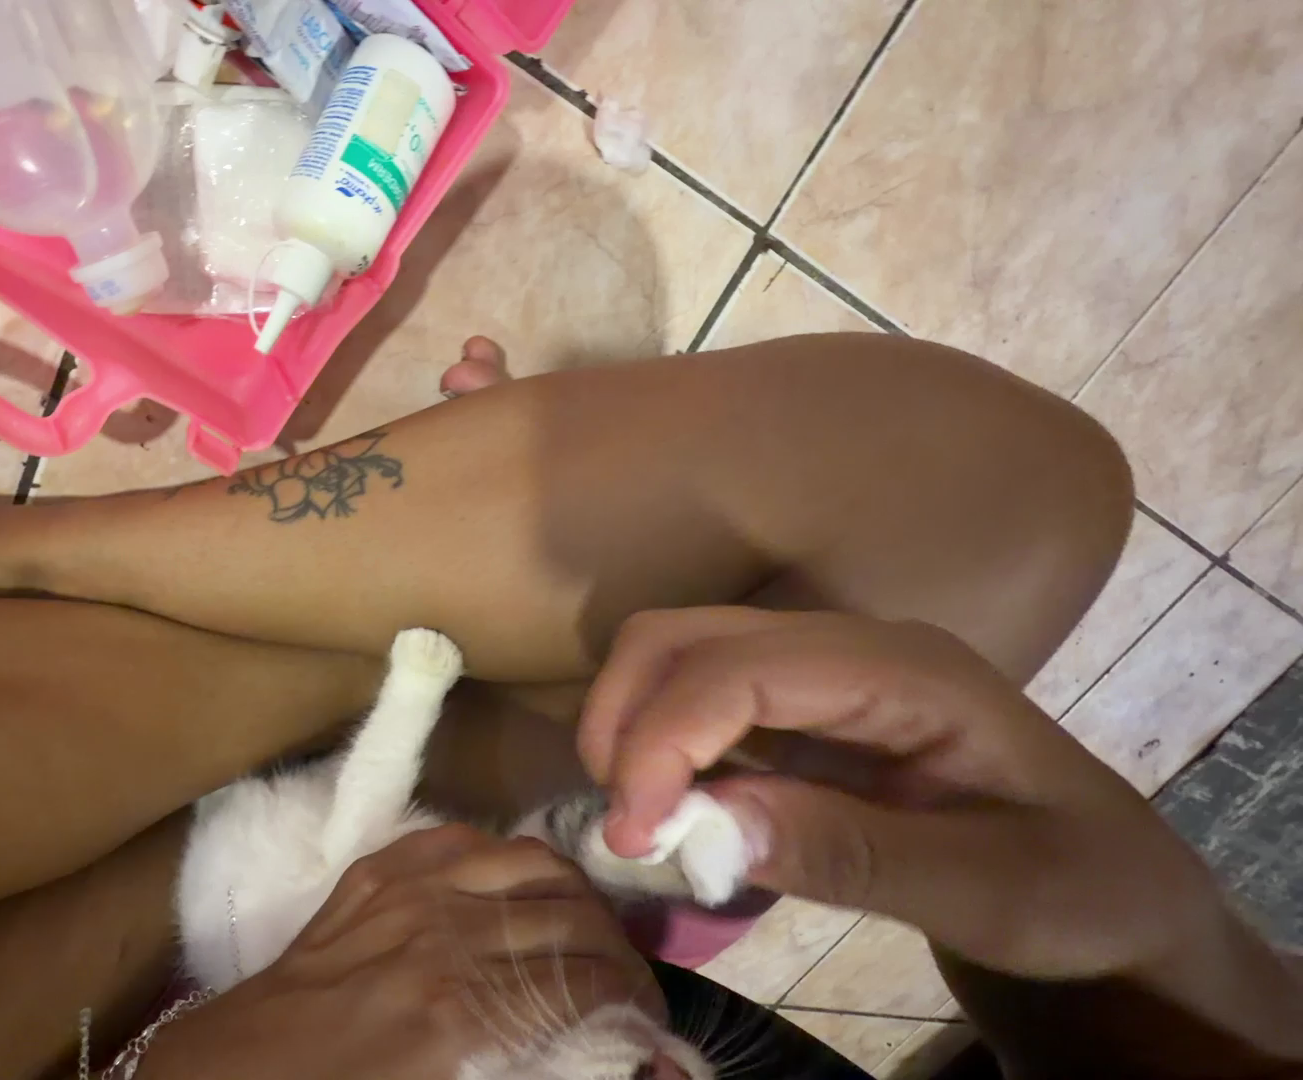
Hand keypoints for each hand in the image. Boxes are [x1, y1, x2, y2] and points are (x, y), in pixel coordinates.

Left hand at [141, 825, 674, 1079]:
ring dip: (575, 893)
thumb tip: (646, 1063)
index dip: (636, 997)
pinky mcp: (384, 863)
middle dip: (617, 946)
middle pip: (569, 913)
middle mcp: (448, 932)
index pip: (587, 980)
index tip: (649, 1015)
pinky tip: (516, 885)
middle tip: (625, 975)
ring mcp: (412, 885)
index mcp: (467, 1012)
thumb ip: (542, 1066)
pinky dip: (507, 858)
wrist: (255, 1061)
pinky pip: (467, 837)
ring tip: (585, 924)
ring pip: (529, 860)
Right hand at [577, 607, 1223, 981]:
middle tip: (622, 819)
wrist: (1106, 890)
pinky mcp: (781, 702)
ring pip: (667, 655)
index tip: (634, 831)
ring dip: (626, 727)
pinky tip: (664, 802)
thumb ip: (854, 856)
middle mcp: (836, 644)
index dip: (664, 738)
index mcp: (899, 669)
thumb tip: (704, 827)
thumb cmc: (1079, 892)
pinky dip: (649, 742)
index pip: (739, 670)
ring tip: (636, 814)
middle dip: (624, 718)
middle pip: (679, 637)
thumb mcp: (997, 896)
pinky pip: (685, 696)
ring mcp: (803, 667)